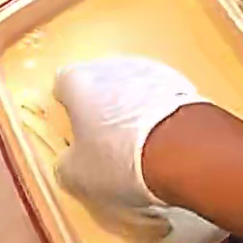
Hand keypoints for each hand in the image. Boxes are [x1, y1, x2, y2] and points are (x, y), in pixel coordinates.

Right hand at [53, 56, 207, 209]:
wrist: (178, 147)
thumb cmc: (118, 160)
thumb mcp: (78, 177)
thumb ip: (66, 162)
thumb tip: (70, 159)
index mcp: (79, 82)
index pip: (64, 82)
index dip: (67, 104)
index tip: (74, 127)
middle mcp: (110, 66)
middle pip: (99, 80)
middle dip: (100, 103)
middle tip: (105, 138)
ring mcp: (145, 67)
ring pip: (130, 83)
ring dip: (130, 104)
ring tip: (138, 140)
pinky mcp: (175, 76)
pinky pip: (157, 91)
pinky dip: (156, 107)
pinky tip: (162, 135)